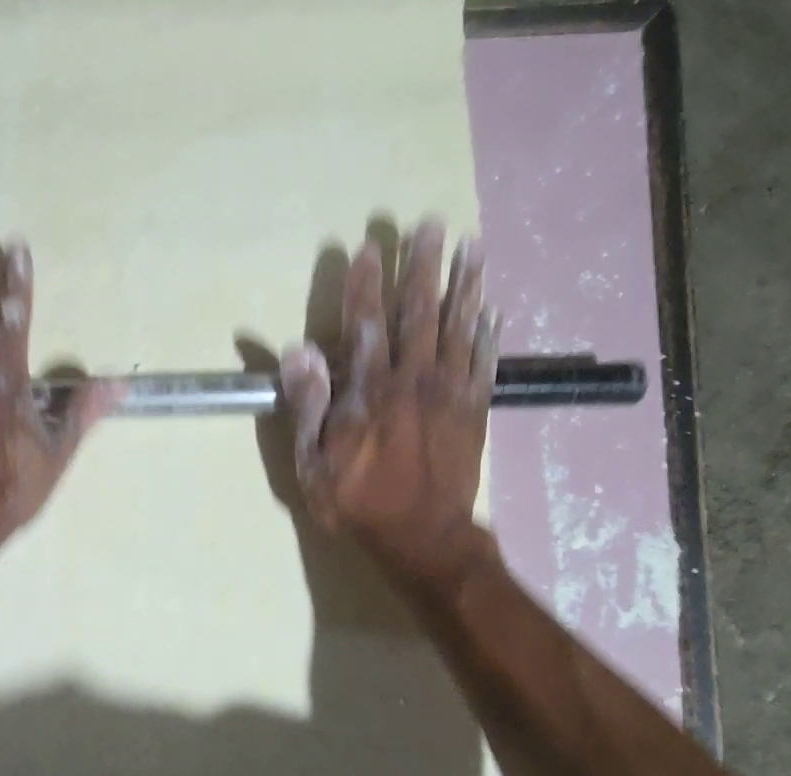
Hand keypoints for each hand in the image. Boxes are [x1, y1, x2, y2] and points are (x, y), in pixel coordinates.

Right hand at [279, 220, 500, 591]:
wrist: (421, 536)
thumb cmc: (356, 502)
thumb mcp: (312, 463)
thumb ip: (308, 404)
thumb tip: (298, 350)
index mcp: (369, 390)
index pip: (366, 324)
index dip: (365, 284)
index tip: (368, 247)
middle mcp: (413, 380)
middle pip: (419, 312)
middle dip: (422, 266)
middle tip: (431, 224)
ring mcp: (450, 392)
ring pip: (459, 326)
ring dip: (465, 284)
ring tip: (472, 245)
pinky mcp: (476, 409)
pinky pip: (485, 360)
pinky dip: (488, 331)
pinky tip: (492, 307)